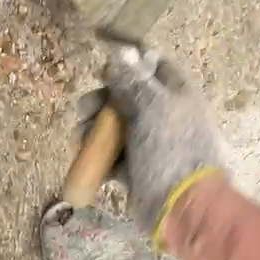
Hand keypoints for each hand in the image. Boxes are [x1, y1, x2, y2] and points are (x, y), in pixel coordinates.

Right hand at [101, 45, 228, 240]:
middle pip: (126, 97)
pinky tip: (84, 155)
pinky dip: (97, 155)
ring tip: (79, 137)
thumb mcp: (153, 106)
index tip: (104, 71)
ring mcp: (148, 144)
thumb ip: (133, 81)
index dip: (128, 64)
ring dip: (93, 128)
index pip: (153, 66)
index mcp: (176, 94)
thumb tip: (118, 54)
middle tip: (84, 110)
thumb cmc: (170, 149)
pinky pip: (111, 156)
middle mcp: (163, 116)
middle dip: (101, 101)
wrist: (180, 205)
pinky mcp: (135, 169)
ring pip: (114, 127)